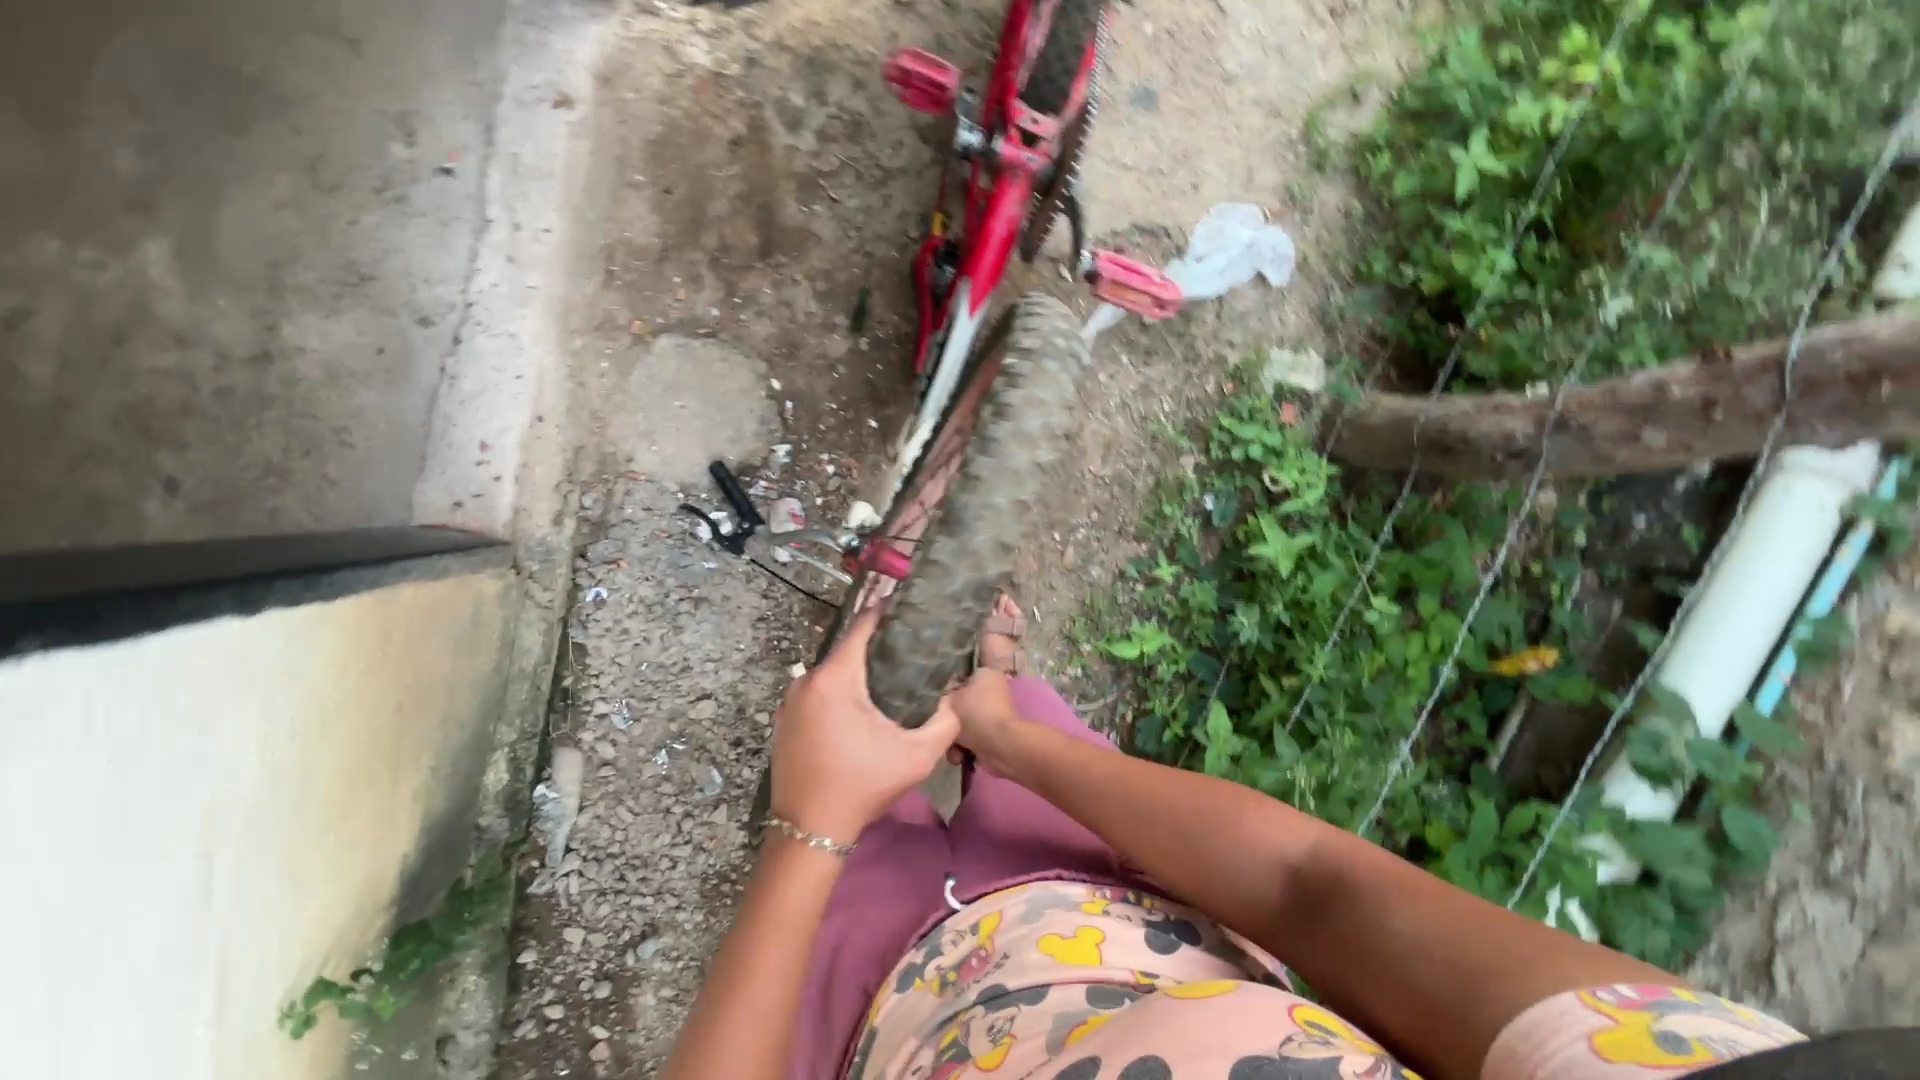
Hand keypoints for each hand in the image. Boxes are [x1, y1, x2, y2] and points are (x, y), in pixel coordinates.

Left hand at [769, 608, 959, 841]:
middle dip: (875, 649)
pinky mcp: (782, 722)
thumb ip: (944, 721)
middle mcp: (806, 681)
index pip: (861, 628)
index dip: (884, 612)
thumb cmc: (862, 785)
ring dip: (855, 675)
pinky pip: (815, 696)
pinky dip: (836, 696)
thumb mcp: (917, 756)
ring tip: (886, 681)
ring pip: (830, 676)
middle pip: (846, 652)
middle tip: (907, 651)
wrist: (809, 829)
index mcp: (835, 679)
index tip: (906, 605)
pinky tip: (856, 713)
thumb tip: (953, 699)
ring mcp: (789, 702)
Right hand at [944, 668, 1023, 778]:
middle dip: (950, 721)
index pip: (963, 680)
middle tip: (942, 726)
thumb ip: (947, 695)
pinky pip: (973, 741)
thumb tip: (949, 698)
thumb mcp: (952, 698)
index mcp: (987, 675)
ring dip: (955, 739)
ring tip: (952, 746)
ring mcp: (995, 716)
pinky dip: (965, 749)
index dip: (949, 692)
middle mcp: (994, 693)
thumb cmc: (974, 713)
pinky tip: (960, 756)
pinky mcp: (996, 737)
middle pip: (963, 706)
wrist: (998, 744)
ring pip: (966, 726)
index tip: (940, 704)